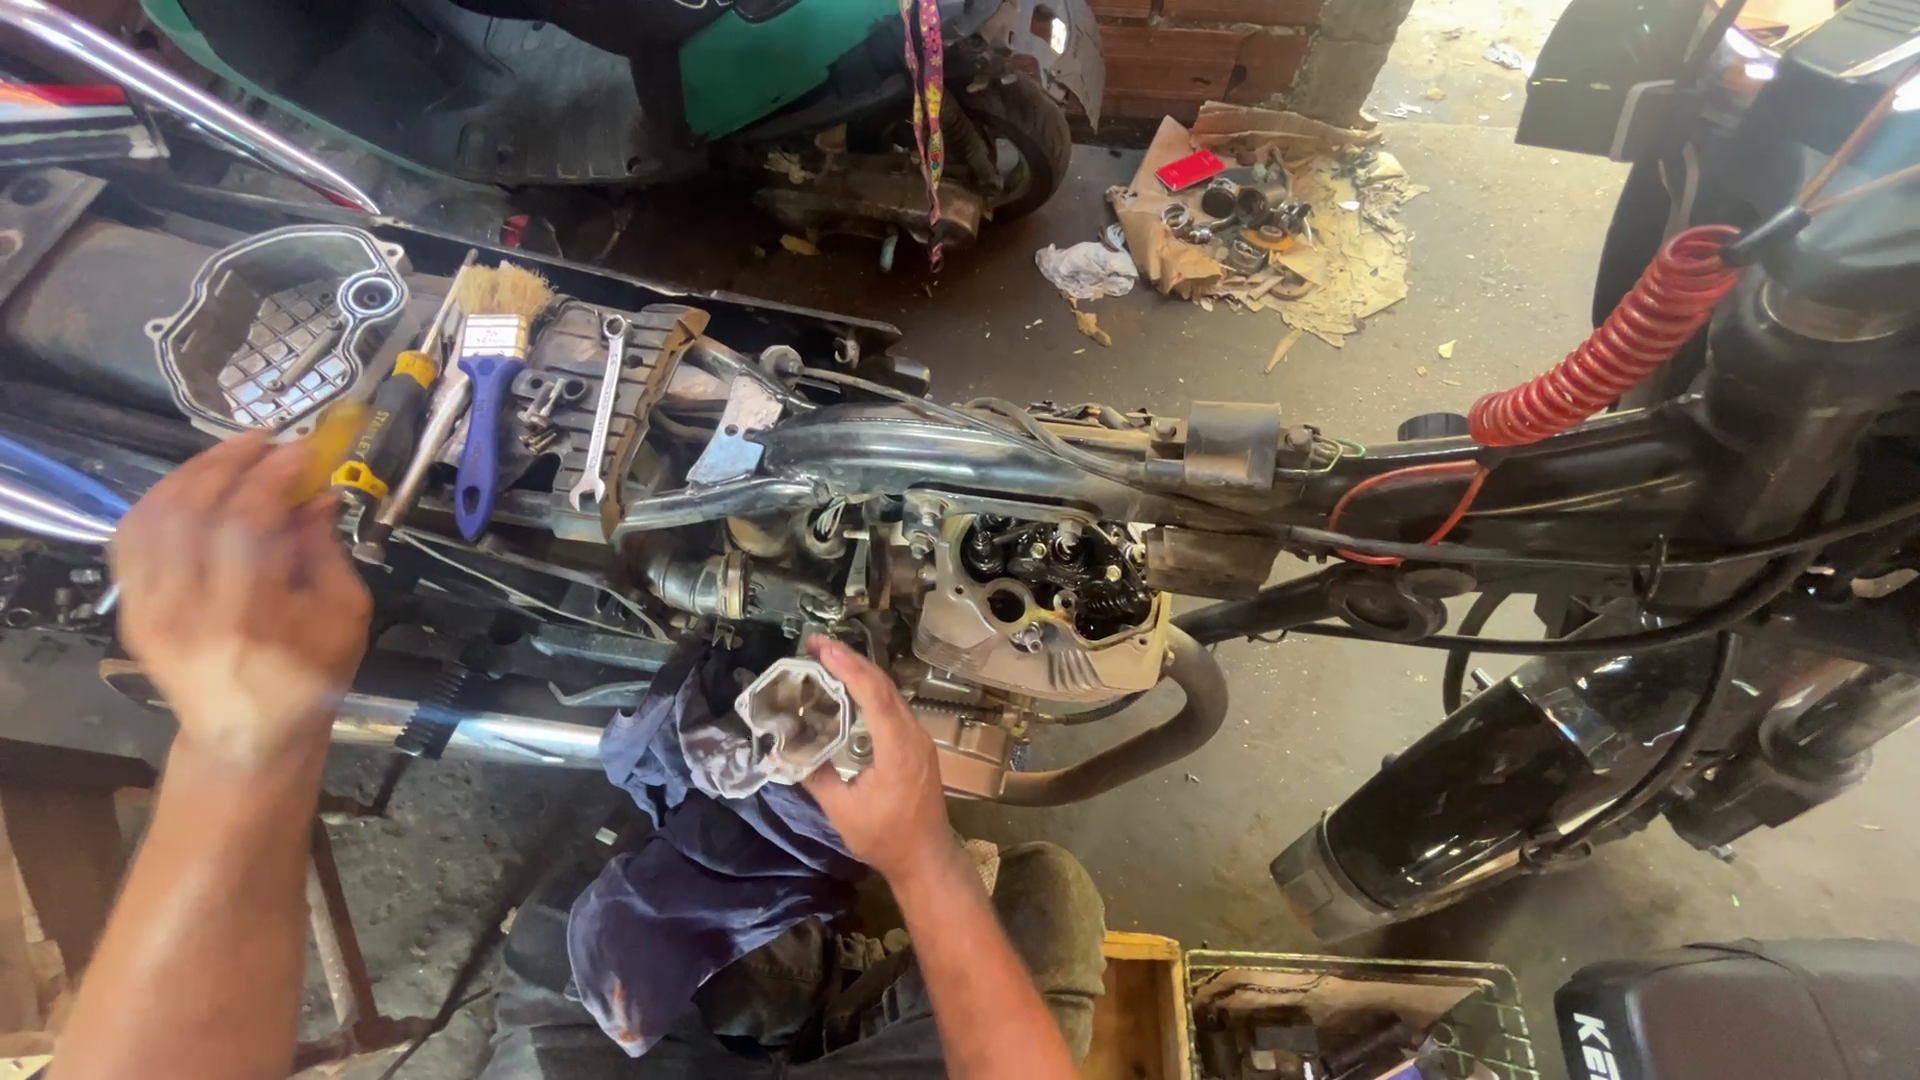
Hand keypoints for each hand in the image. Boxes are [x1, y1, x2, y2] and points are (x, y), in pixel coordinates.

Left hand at [110, 432, 371, 768]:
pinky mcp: (129, 606)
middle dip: (232, 464)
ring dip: (194, 474)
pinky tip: (194, 484)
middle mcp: (184, 609)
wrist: (248, 732)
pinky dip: (163, 500)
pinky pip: (133, 537)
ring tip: (234, 452)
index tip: (303, 449)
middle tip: (268, 439)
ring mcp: (146, 607)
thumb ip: (324, 552)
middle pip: (191, 513)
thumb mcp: (345, 614)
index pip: (246, 526)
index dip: (273, 478)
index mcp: (250, 617)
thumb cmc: (314, 676)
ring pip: (152, 518)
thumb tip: (316, 495)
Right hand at [801, 635, 952, 882]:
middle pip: (884, 686)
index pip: (874, 695)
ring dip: (862, 673)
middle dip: (851, 661)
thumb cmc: (885, 838)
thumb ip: (815, 776)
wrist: (927, 858)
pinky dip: (872, 690)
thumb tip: (780, 752)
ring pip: (892, 693)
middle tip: (818, 644)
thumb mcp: (842, 811)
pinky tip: (852, 688)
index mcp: (898, 748)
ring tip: (829, 658)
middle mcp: (914, 735)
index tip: (823, 648)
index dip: (848, 668)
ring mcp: (920, 738)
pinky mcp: (919, 744)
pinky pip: (895, 706)